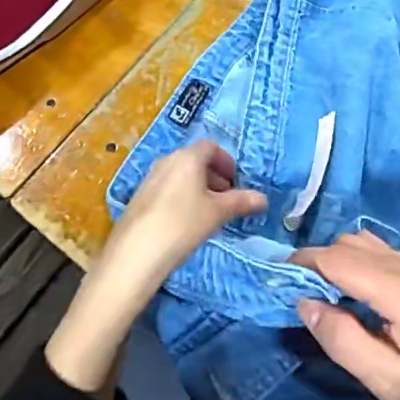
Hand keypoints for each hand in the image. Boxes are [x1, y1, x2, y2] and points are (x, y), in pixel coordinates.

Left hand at [45, 141, 264, 399]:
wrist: (136, 253)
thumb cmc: (182, 224)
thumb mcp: (217, 212)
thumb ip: (241, 201)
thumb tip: (263, 199)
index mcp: (187, 157)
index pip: (211, 147)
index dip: (227, 162)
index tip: (237, 182)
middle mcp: (167, 160)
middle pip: (195, 159)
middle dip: (215, 176)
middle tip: (228, 199)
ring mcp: (150, 178)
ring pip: (181, 174)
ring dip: (198, 187)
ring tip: (209, 212)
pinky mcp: (140, 196)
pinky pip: (168, 187)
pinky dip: (182, 196)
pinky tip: (186, 222)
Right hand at [291, 232, 399, 399]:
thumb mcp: (381, 380)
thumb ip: (341, 339)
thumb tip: (303, 301)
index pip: (338, 259)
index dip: (303, 265)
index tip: (276, 282)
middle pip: (344, 246)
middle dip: (314, 263)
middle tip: (294, 294)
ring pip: (354, 242)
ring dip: (330, 260)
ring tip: (316, 293)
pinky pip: (368, 248)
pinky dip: (347, 260)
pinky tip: (343, 289)